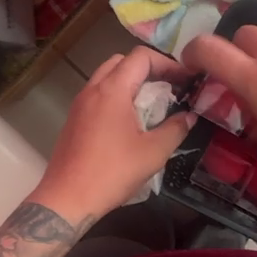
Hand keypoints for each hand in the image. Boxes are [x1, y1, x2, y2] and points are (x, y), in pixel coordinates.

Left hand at [30, 47, 195, 222]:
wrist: (67, 199)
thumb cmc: (112, 173)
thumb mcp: (153, 153)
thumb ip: (175, 129)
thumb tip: (189, 116)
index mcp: (112, 90)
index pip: (141, 57)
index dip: (167, 63)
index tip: (185, 80)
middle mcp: (92, 90)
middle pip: (122, 62)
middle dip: (148, 69)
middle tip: (168, 89)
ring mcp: (79, 104)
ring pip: (107, 78)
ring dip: (130, 84)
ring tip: (151, 106)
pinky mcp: (73, 120)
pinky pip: (97, 96)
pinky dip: (116, 98)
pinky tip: (129, 123)